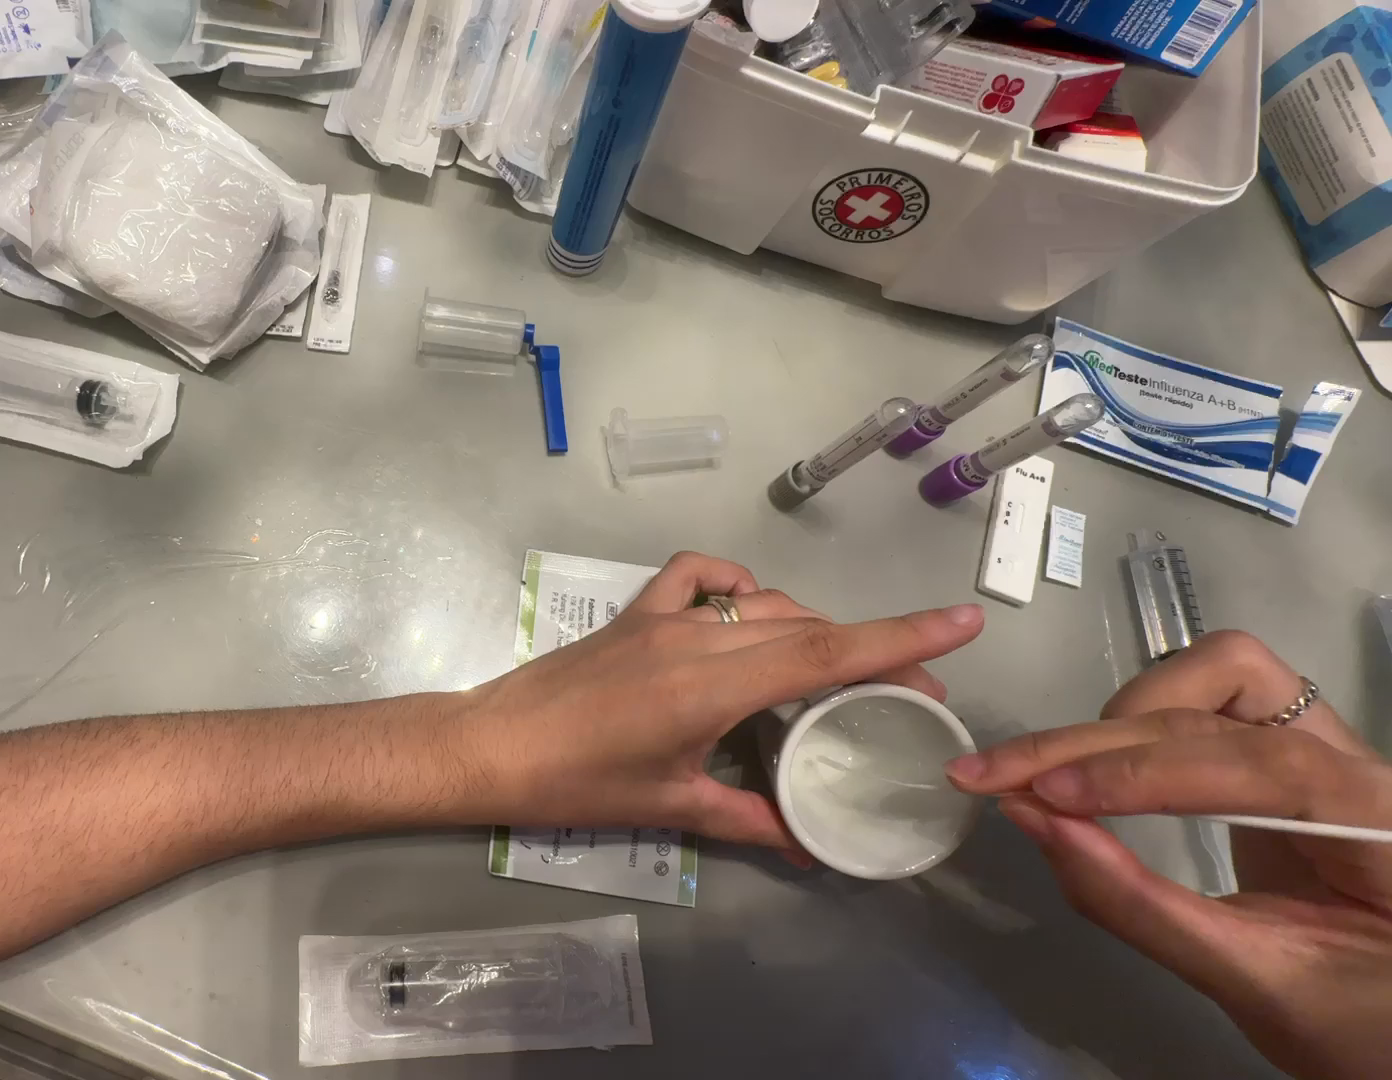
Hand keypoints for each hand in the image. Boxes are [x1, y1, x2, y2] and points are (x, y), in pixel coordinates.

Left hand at [463, 551, 983, 858]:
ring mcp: (660, 616)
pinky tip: (745, 607)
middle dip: (866, 650)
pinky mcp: (632, 613)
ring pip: (759, 604)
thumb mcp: (670, 805)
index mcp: (712, 686)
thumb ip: (747, 819)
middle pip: (803, 627)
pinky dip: (734, 583)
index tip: (962, 622)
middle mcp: (696, 637)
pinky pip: (695, 577)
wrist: (494, 745)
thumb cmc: (577, 782)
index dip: (899, 638)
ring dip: (806, 625)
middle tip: (901, 692)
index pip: (824, 653)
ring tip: (831, 664)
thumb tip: (805, 844)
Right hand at [947, 631, 1391, 1079]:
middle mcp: (1362, 769)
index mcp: (1391, 830)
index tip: (1044, 799)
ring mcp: (1322, 750)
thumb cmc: (1361, 1027)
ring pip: (1208, 676)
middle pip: (1204, 716)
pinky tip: (1098, 764)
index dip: (1142, 774)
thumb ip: (1140, 904)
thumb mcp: (1259, 987)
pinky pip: (1202, 693)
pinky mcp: (1274, 751)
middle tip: (987, 776)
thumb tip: (1025, 819)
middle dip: (1086, 746)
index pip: (1265, 765)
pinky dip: (1134, 715)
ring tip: (1053, 775)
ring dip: (1115, 718)